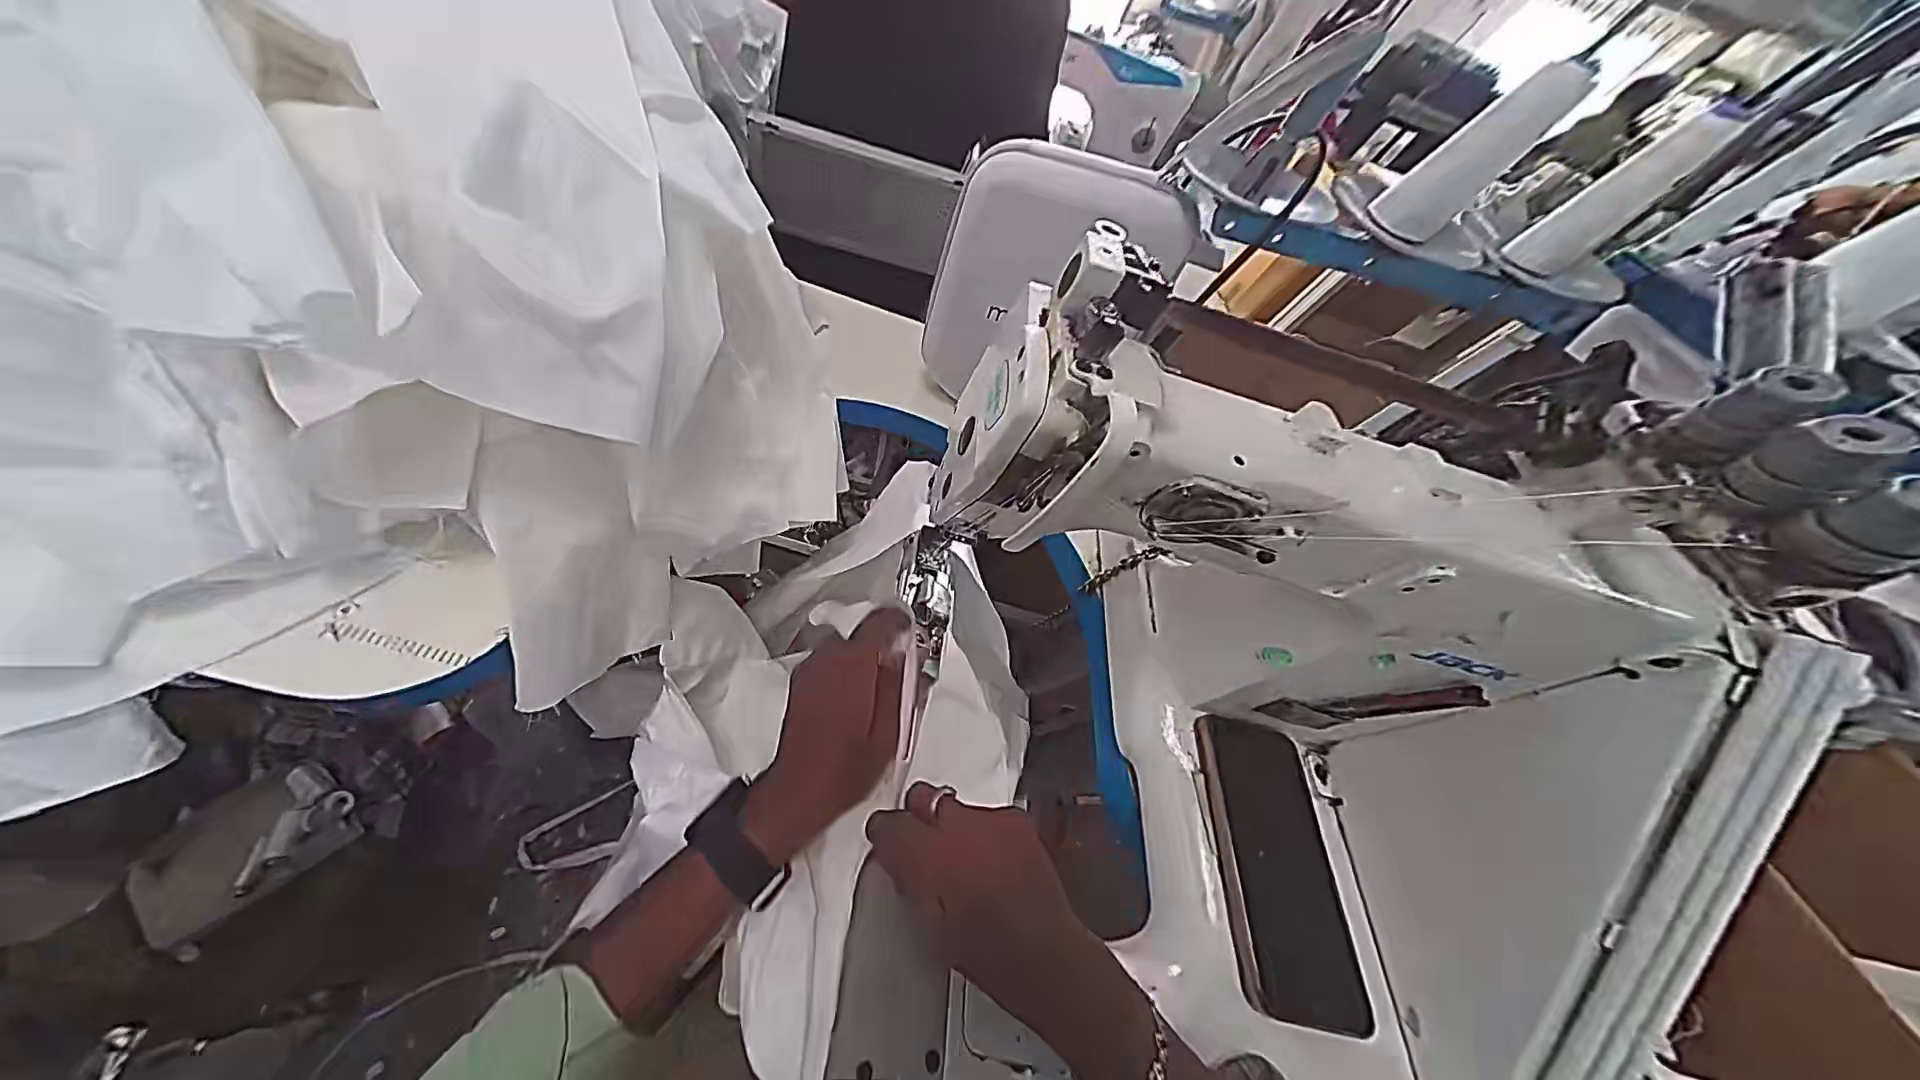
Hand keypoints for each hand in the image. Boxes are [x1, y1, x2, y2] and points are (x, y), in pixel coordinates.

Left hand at [743, 608, 908, 862]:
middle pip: (863, 632)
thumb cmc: (844, 768)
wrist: (798, 791)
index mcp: (855, 661)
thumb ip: (903, 683)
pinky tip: (856, 699)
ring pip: (844, 647)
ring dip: (862, 657)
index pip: (885, 621)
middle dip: (883, 645)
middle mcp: (828, 657)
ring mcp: (809, 669)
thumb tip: (910, 660)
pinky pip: (828, 663)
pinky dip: (844, 671)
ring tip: (878, 688)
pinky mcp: (799, 683)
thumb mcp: (893, 729)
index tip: (913, 634)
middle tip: (900, 667)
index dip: (904, 625)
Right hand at [867, 783, 1157, 1079]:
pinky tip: (992, 857)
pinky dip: (985, 830)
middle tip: (921, 842)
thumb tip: (895, 857)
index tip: (887, 839)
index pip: (889, 823)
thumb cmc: (985, 951)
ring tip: (965, 857)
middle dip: (917, 815)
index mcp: (929, 857)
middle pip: (922, 796)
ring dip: (953, 824)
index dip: (885, 832)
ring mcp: (991, 819)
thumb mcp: (927, 921)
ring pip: (955, 804)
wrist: (1043, 953)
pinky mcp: (1017, 819)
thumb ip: (907, 879)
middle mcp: (959, 827)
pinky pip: (988, 813)